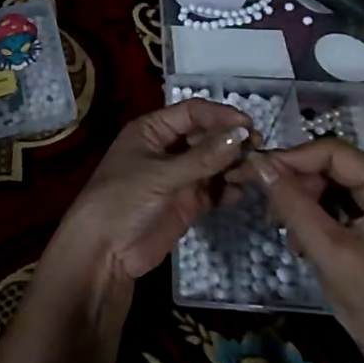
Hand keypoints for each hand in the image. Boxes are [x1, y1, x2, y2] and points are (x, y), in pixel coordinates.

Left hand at [47, 99, 252, 287]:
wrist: (105, 250)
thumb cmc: (123, 200)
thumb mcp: (161, 175)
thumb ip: (202, 157)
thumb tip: (241, 134)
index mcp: (151, 130)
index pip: (191, 113)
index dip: (219, 116)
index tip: (249, 125)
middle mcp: (166, 148)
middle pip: (206, 135)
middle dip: (230, 141)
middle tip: (258, 150)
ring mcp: (177, 175)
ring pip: (213, 162)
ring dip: (232, 165)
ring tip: (250, 173)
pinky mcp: (187, 201)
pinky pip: (213, 188)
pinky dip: (227, 188)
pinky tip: (237, 193)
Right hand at [233, 139, 363, 362]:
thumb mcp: (327, 251)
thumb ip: (292, 203)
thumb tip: (256, 164)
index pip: (336, 154)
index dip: (291, 158)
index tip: (254, 172)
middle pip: (334, 168)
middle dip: (297, 185)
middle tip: (270, 212)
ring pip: (333, 186)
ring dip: (304, 203)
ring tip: (288, 234)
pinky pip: (342, 205)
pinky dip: (317, 216)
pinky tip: (303, 241)